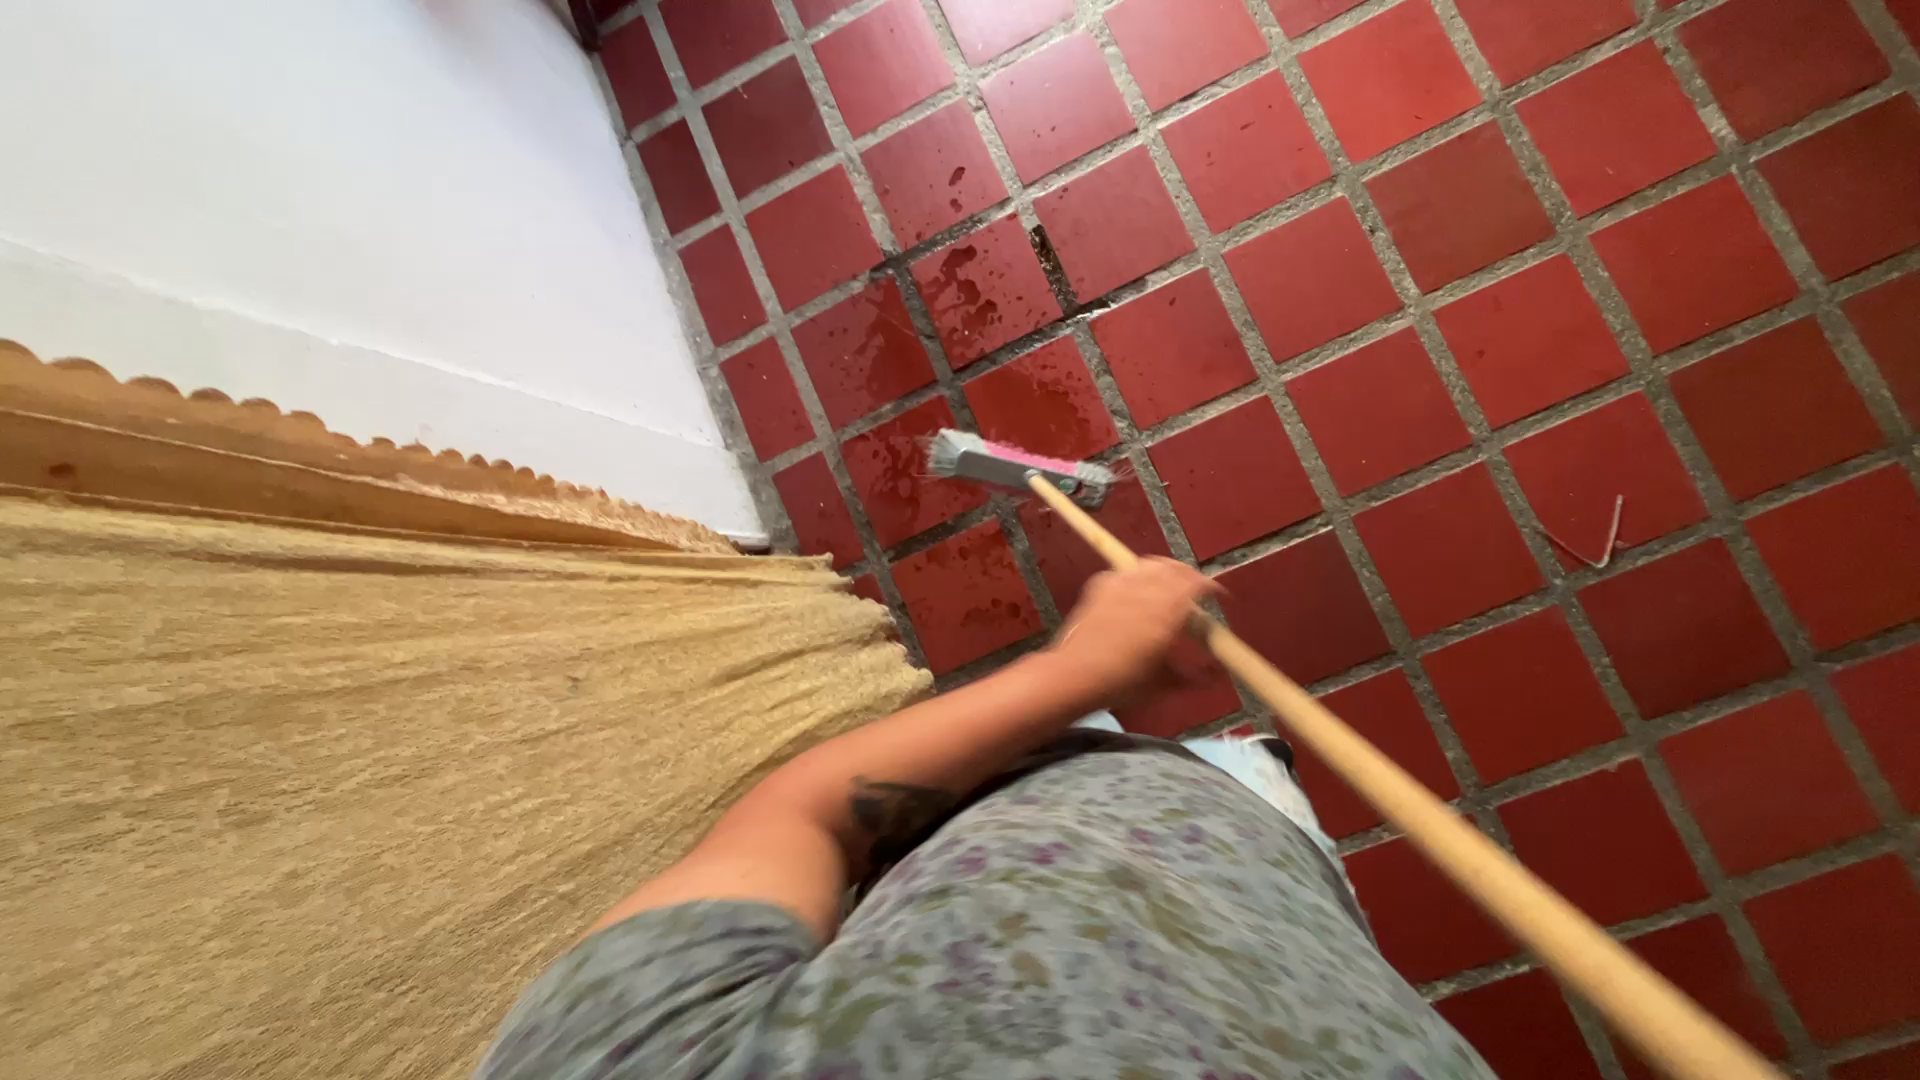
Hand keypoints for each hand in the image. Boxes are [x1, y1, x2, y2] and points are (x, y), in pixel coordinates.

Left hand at [1045, 557, 1220, 703]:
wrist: (1075, 675)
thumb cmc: (1122, 682)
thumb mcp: (1163, 683)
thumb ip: (1194, 677)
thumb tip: (1218, 677)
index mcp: (1167, 614)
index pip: (1196, 585)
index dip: (1210, 586)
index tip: (1217, 595)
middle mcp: (1146, 594)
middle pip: (1174, 568)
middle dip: (1188, 574)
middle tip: (1194, 587)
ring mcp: (1121, 586)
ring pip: (1150, 564)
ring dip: (1163, 569)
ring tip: (1167, 581)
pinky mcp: (1100, 586)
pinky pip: (1123, 571)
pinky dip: (1136, 574)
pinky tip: (1135, 586)